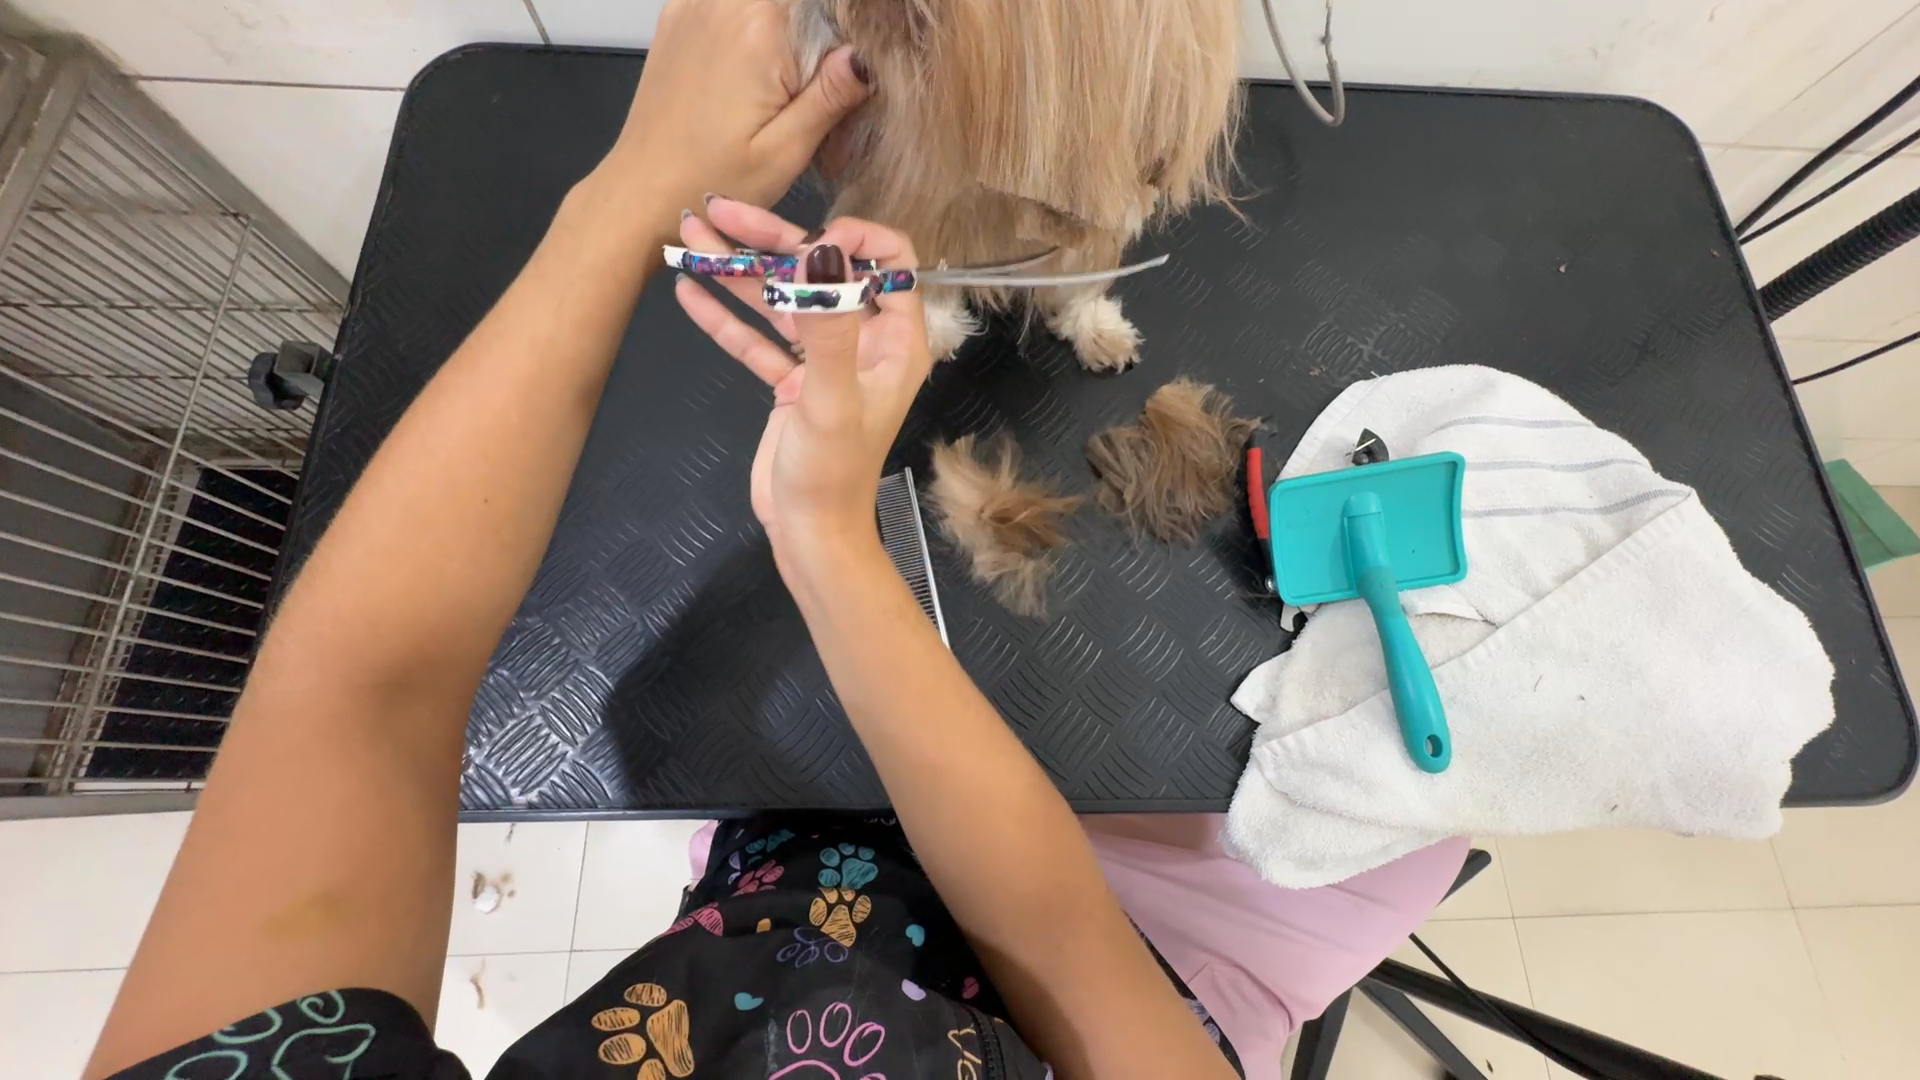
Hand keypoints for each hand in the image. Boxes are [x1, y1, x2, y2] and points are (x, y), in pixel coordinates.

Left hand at [596, 0, 869, 228]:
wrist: (644, 189)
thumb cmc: (715, 181)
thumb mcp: (785, 152)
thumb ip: (829, 97)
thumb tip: (865, 55)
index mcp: (760, 28)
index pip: (828, 10)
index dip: (843, 46)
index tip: (841, 88)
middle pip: (796, 6)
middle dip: (814, 43)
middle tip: (804, 99)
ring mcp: (697, 3)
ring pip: (766, 6)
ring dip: (783, 40)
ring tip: (778, 93)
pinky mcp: (680, 16)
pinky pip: (734, 8)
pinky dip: (752, 33)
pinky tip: (749, 79)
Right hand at [674, 199, 932, 583]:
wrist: (809, 531)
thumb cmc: (832, 472)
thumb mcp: (831, 399)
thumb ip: (829, 328)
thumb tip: (821, 252)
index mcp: (893, 342)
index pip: (890, 264)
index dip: (853, 239)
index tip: (806, 238)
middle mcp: (863, 344)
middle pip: (821, 274)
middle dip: (771, 242)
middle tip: (717, 210)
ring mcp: (824, 363)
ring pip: (783, 304)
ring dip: (738, 271)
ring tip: (687, 235)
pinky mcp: (792, 384)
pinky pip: (758, 341)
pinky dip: (725, 318)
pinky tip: (688, 290)